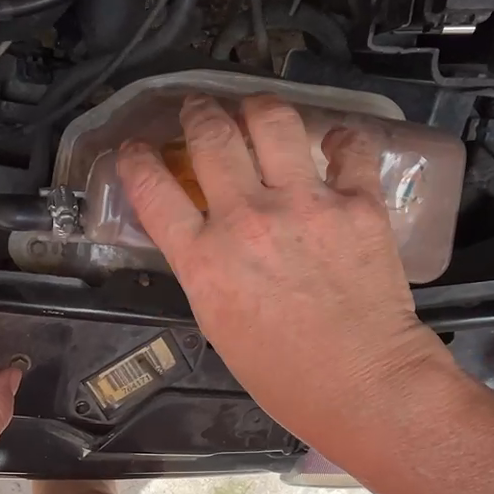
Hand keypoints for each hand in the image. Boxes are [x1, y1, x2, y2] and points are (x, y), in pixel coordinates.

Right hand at [115, 95, 457, 451]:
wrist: (358, 384)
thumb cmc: (281, 375)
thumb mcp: (217, 324)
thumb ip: (206, 271)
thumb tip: (207, 240)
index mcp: (204, 259)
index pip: (152, 190)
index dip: (136, 161)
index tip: (134, 150)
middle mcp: (246, 219)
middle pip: (212, 137)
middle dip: (198, 114)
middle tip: (197, 109)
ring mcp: (305, 204)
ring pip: (273, 122)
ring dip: (257, 108)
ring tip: (256, 110)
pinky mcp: (357, 203)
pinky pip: (349, 149)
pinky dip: (339, 140)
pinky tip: (334, 143)